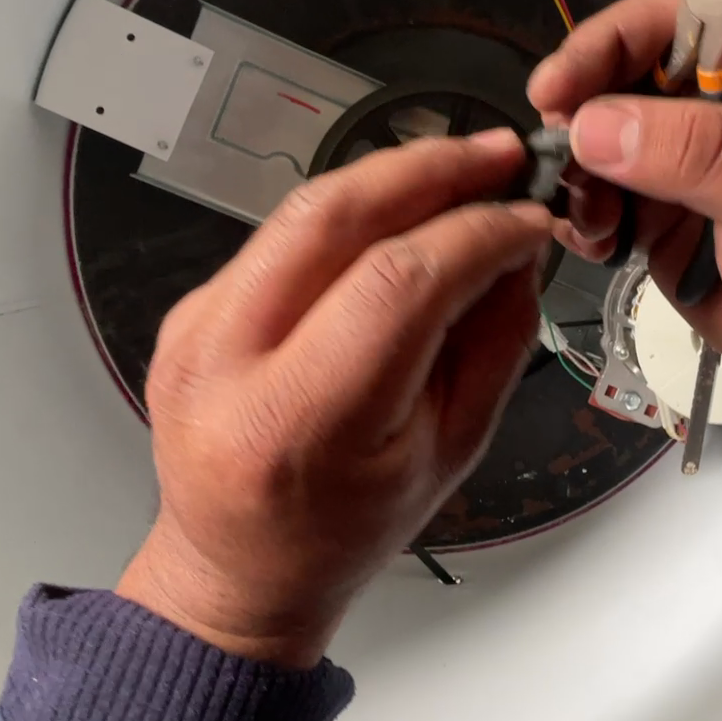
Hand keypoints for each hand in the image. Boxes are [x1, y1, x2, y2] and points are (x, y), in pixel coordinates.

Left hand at [117, 131, 549, 667]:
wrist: (240, 564)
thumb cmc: (345, 530)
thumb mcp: (451, 451)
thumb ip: (495, 344)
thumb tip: (517, 255)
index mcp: (298, 424)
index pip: (400, 285)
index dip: (478, 236)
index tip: (527, 222)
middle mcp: (228, 363)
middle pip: (334, 216)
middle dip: (431, 170)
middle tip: (497, 156)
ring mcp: (198, 327)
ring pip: (305, 207)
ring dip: (394, 175)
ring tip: (462, 170)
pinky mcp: (194, 306)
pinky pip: (286, 234)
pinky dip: (357, 210)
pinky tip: (403, 213)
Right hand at [529, 0, 721, 486]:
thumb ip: (704, 154)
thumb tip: (591, 126)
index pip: (674, 22)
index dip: (607, 43)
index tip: (554, 90)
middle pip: (624, 82)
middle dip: (582, 119)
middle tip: (554, 165)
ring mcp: (689, 167)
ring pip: (604, 147)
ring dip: (580, 180)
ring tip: (589, 225)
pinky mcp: (664, 220)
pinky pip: (604, 204)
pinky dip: (585, 221)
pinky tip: (593, 247)